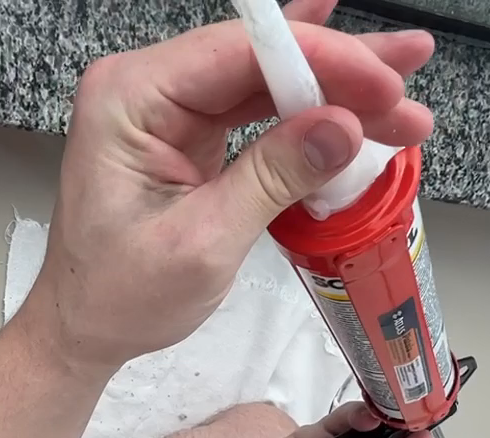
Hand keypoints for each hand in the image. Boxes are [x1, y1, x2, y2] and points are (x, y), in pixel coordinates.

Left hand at [17, 0, 435, 369]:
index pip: (241, 54)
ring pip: (262, 86)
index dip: (322, 64)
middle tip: (407, 84)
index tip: (384, 91)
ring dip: (329, 96)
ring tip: (397, 103)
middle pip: (257, 60)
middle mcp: (145, 91)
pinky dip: (299, 123)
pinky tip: (346, 99)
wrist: (82, 332)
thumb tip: (343, 128)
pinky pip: (250, 118)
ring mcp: (165, 115)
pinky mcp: (182, 143)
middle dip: (337, 74)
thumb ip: (272, 178)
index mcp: (131, 98)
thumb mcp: (203, 243)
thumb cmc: (120, 298)